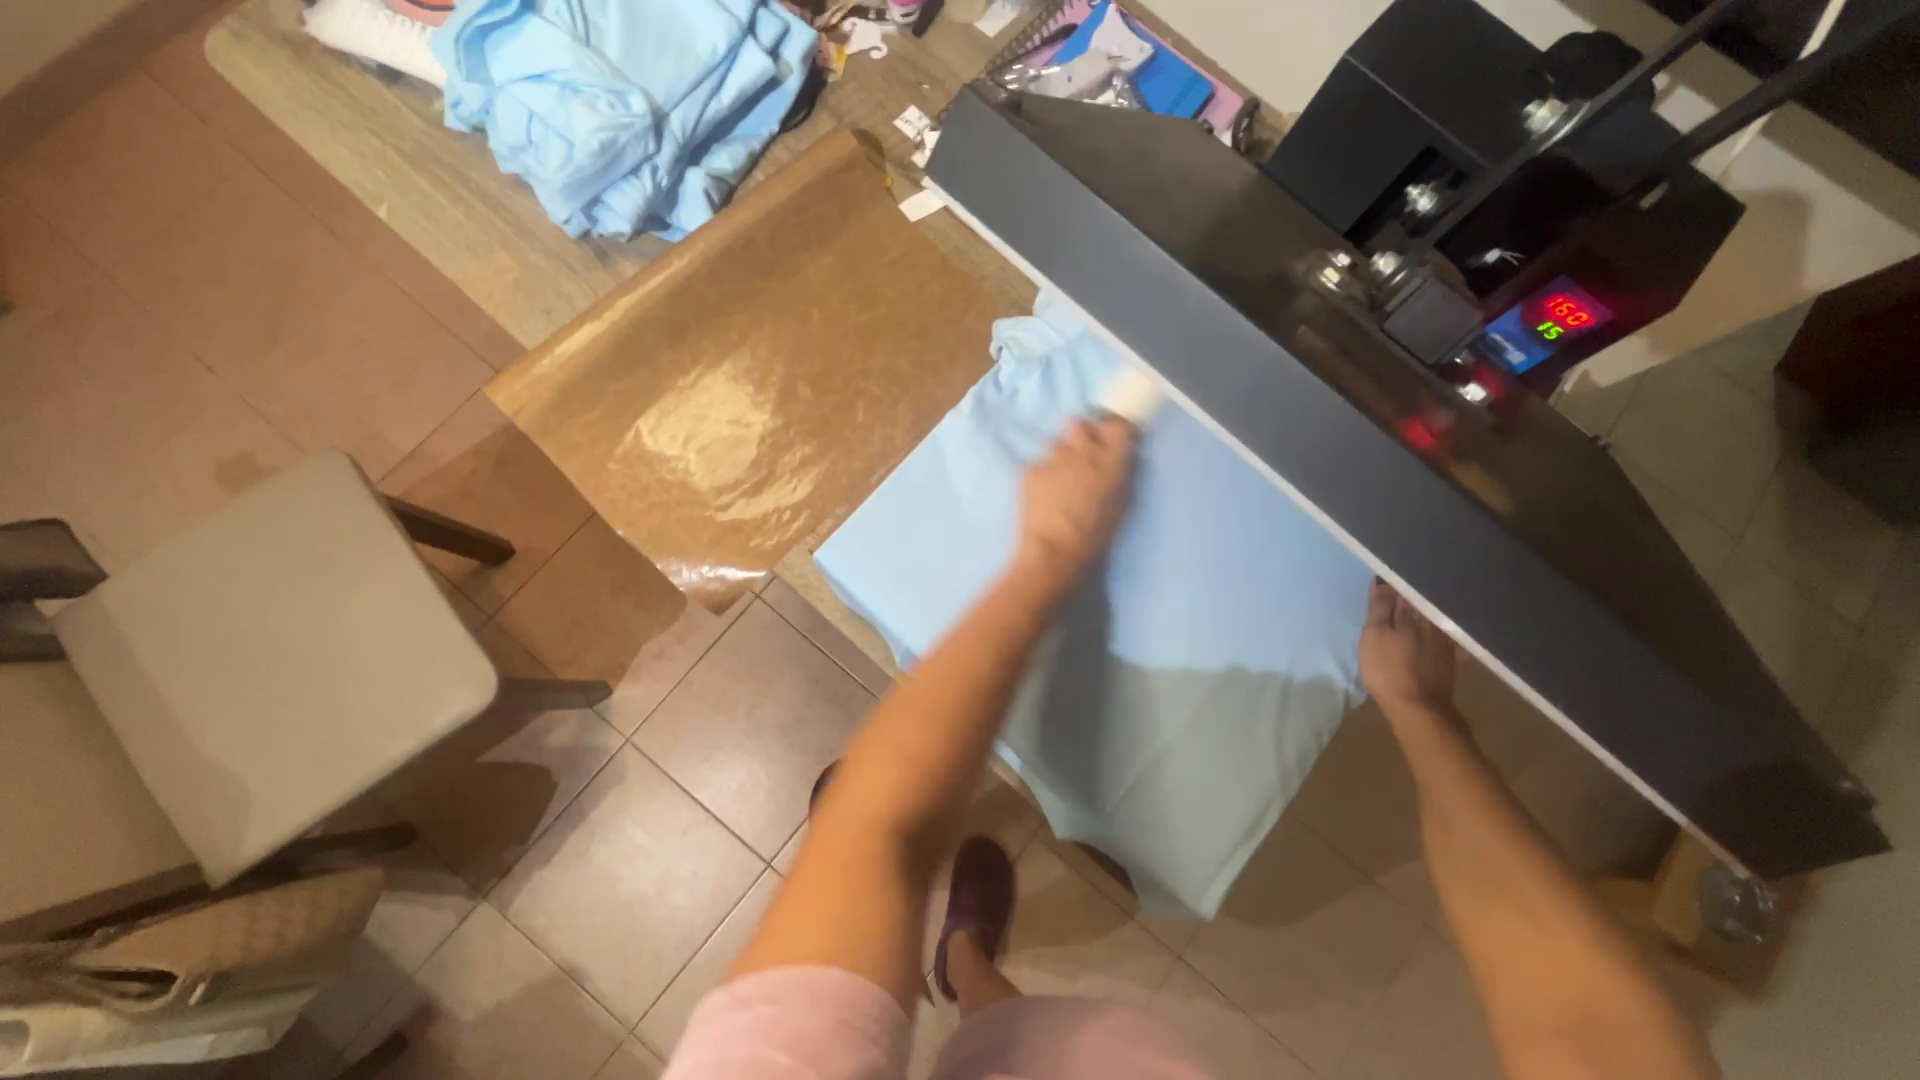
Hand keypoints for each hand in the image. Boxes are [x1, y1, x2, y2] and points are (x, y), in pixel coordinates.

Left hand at [1014, 414, 1137, 587]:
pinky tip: (1042, 496)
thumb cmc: (1096, 534)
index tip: (1109, 438)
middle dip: (1079, 436)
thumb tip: (1117, 459)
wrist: (1057, 550)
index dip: (1111, 429)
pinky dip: (1040, 477)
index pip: (1116, 424)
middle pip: (1079, 424)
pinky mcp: (1030, 470)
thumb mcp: (1121, 502)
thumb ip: (1119, 473)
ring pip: (1055, 445)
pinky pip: (1037, 465)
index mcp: (1112, 461)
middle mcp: (1083, 452)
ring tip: (1058, 483)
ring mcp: (1054, 458)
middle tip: (1079, 456)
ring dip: (1059, 458)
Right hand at [1360, 579, 1456, 717]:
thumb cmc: (1387, 669)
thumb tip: (1382, 582)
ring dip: (1425, 614)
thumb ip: (1379, 608)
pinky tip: (1435, 635)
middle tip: (1399, 595)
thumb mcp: (1374, 636)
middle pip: (1421, 604)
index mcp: (1411, 614)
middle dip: (1412, 597)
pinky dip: (1437, 632)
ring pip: (1433, 620)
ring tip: (1414, 613)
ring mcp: (1444, 641)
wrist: (1419, 707)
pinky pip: (1444, 638)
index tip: (1386, 581)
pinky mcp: (1449, 659)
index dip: (1394, 585)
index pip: (1403, 590)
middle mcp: (1432, 623)